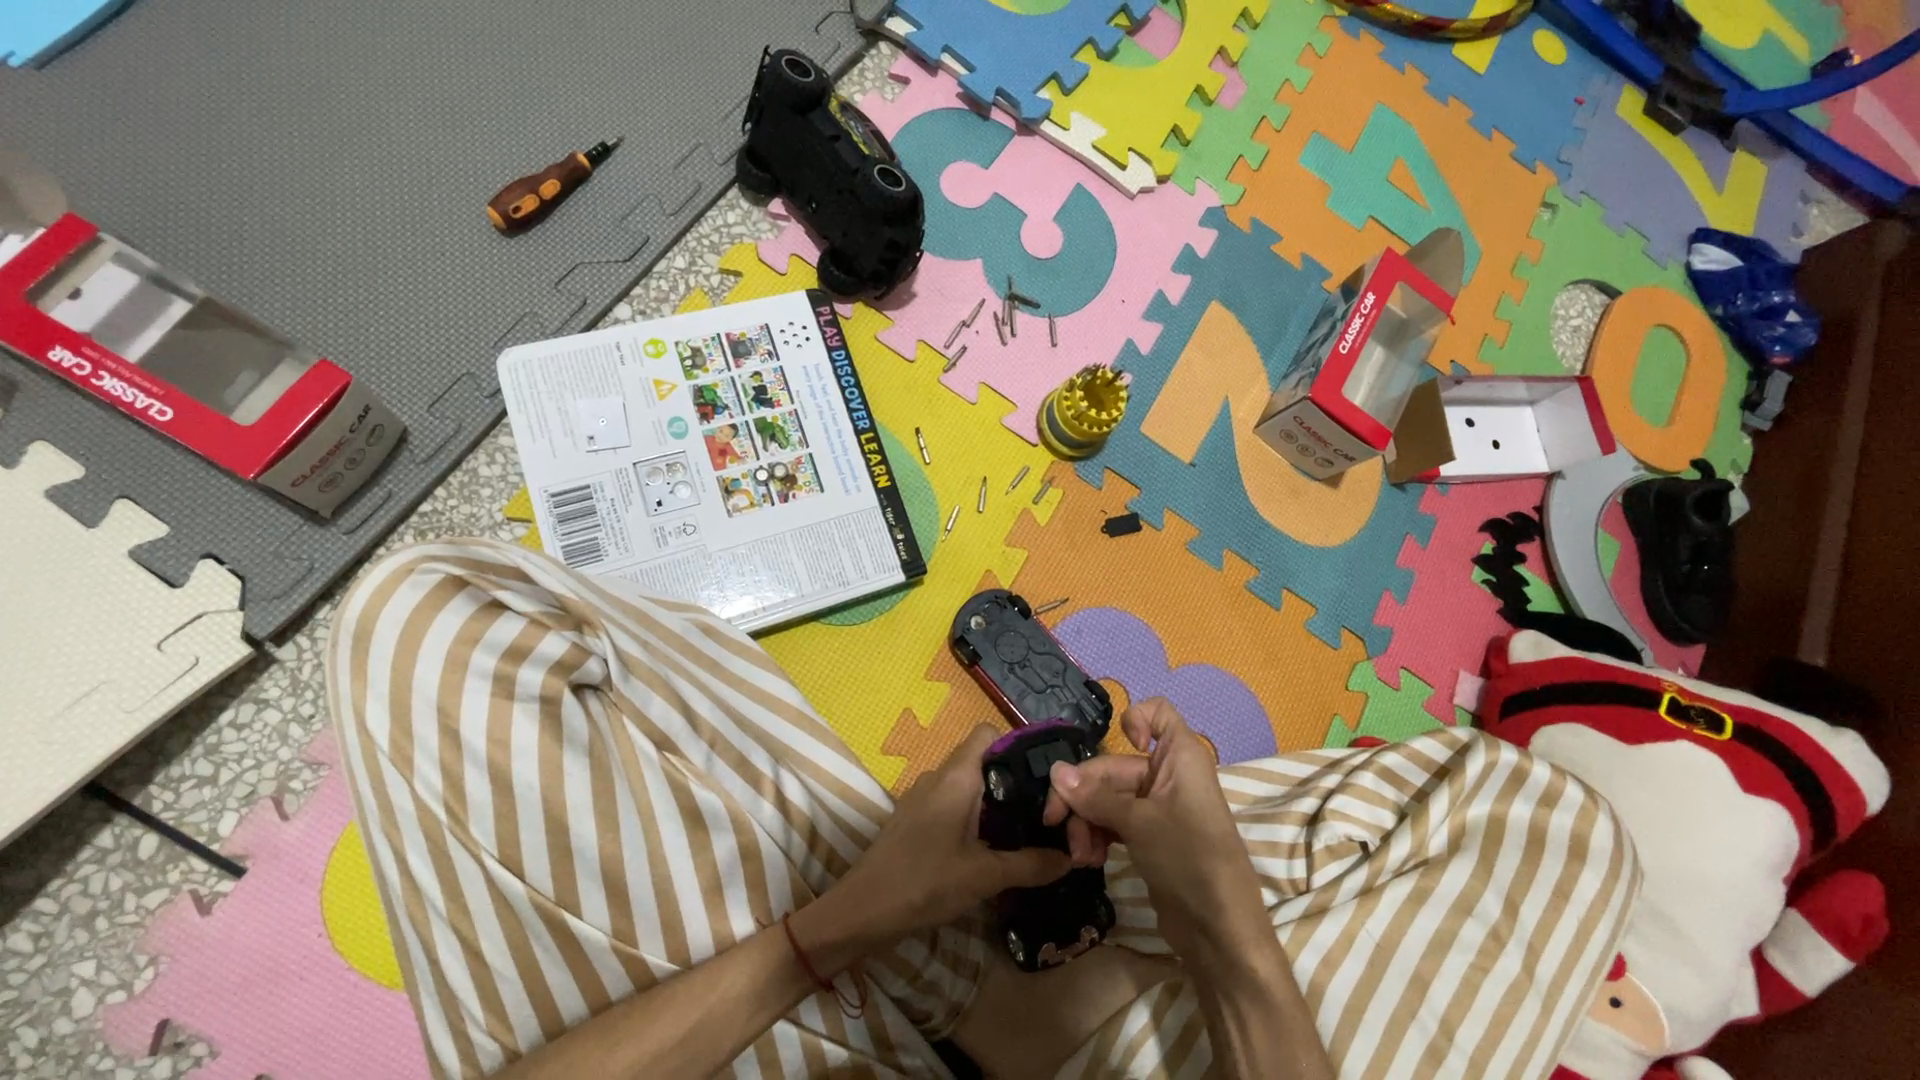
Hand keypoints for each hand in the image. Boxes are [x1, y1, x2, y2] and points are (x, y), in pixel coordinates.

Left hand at [826, 726, 1074, 947]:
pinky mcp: (915, 820)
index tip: (1047, 775)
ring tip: (1028, 830)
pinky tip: (992, 848)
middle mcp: (939, 777)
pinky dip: (975, 817)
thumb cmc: (924, 883)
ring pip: (969, 785)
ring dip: (996, 802)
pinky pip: (953, 804)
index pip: (989, 733)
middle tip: (1047, 810)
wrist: (862, 910)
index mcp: (956, 777)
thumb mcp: (985, 877)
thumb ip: (1031, 865)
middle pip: (983, 761)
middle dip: (1016, 781)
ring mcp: (923, 798)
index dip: (1019, 745)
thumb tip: (1072, 859)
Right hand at [1043, 699, 1266, 960]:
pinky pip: (1113, 822)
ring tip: (1079, 855)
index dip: (1135, 718)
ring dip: (1086, 820)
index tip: (1119, 743)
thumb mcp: (1138, 823)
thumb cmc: (1189, 858)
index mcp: (1179, 757)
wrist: (1220, 929)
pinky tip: (1087, 859)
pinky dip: (1097, 834)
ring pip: (1108, 797)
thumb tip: (1053, 772)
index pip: (1158, 713)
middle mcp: (1169, 775)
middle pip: (1114, 765)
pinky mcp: (1149, 837)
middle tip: (1054, 822)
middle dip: (1083, 793)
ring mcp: (1158, 808)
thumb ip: (1094, 797)